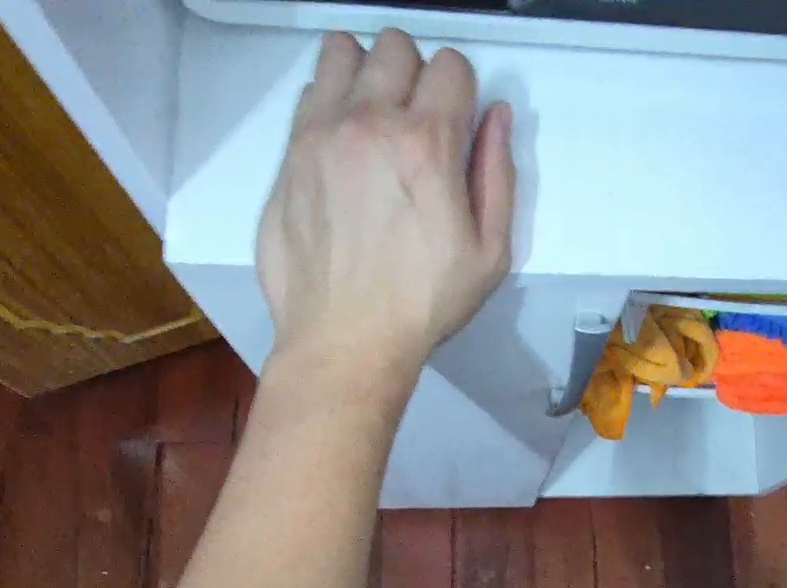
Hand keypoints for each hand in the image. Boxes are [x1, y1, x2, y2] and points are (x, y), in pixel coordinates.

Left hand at [257, 30, 516, 392]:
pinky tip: (342, 149)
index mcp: (427, 144)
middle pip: (396, 46)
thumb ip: (498, 177)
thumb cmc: (423, 306)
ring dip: (365, 75)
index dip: (462, 94)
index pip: (452, 65)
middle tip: (415, 125)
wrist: (345, 341)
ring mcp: (321, 135)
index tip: (456, 129)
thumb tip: (497, 118)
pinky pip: (309, 93)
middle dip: (414, 76)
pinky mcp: (289, 156)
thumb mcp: (489, 255)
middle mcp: (370, 123)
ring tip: (373, 121)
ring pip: (342, 52)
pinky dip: (330, 105)